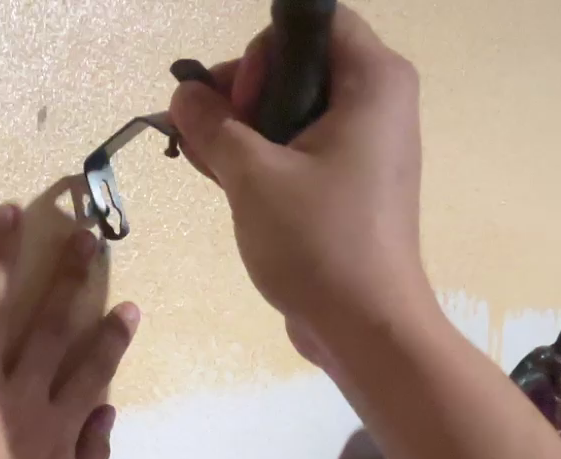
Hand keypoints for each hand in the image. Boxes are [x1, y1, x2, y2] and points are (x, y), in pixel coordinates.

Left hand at [0, 204, 138, 458]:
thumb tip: (107, 407)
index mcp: (59, 426)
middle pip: (49, 326)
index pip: (93, 367)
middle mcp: (21, 397)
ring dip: (3, 262)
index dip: (113, 335)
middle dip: (69, 277)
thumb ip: (93, 455)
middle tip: (84, 235)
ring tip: (9, 214)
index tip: (128, 304)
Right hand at [170, 6, 427, 343]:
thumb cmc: (317, 243)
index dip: (259, 55)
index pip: (309, 25)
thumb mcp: (253, 178)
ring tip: (208, 168)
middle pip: (298, 71)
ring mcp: (366, 153)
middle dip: (242, 100)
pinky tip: (228, 188)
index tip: (236, 109)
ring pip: (294, 119)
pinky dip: (266, 166)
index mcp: (372, 82)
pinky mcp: (351, 194)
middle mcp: (378, 106)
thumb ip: (213, 128)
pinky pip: (303, 158)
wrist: (365, 327)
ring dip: (246, 137)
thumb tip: (182, 96)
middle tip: (208, 141)